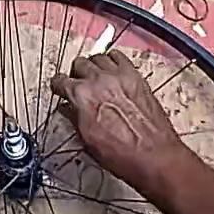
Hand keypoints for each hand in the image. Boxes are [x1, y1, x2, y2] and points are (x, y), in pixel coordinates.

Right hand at [49, 52, 198, 194]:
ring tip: (96, 76)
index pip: (60, 81)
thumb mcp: (87, 141)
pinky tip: (113, 70)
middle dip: (76, 74)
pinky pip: (118, 56)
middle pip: (79, 64)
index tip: (60, 89)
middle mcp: (98, 80)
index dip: (58, 86)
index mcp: (81, 96)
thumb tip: (68, 109)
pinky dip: (112, 60)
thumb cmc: (123, 155)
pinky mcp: (135, 75)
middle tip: (79, 84)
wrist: (154, 158)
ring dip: (94, 66)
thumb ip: (74, 118)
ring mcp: (118, 76)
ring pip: (98, 57)